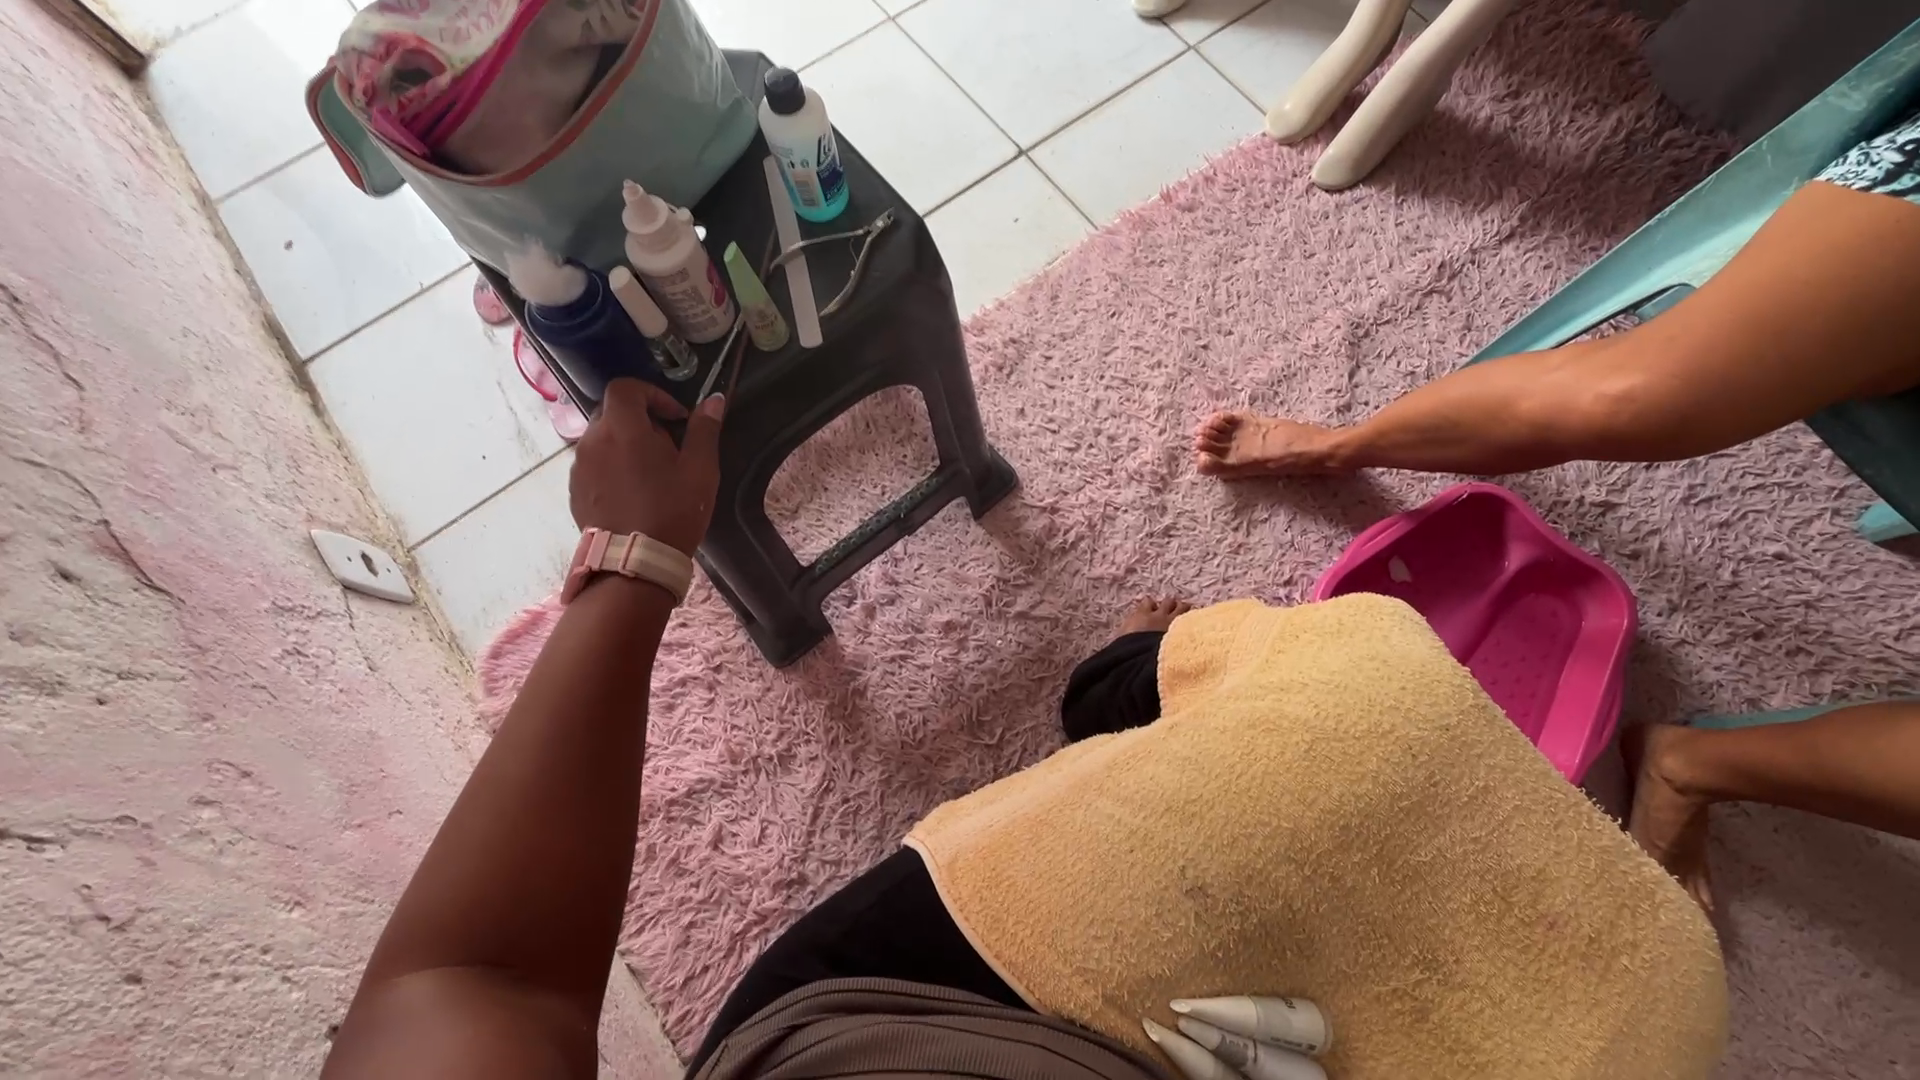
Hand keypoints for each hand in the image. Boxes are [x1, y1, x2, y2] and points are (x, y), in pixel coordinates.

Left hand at [569, 379, 725, 556]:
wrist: (635, 562)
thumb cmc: (672, 511)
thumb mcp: (700, 470)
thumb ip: (705, 430)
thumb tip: (713, 400)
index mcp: (623, 429)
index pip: (626, 388)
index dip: (653, 394)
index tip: (676, 418)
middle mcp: (592, 440)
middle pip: (612, 412)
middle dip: (641, 420)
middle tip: (668, 447)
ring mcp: (579, 467)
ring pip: (602, 440)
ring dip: (625, 445)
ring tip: (652, 474)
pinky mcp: (575, 491)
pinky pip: (594, 465)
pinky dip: (613, 467)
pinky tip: (634, 494)